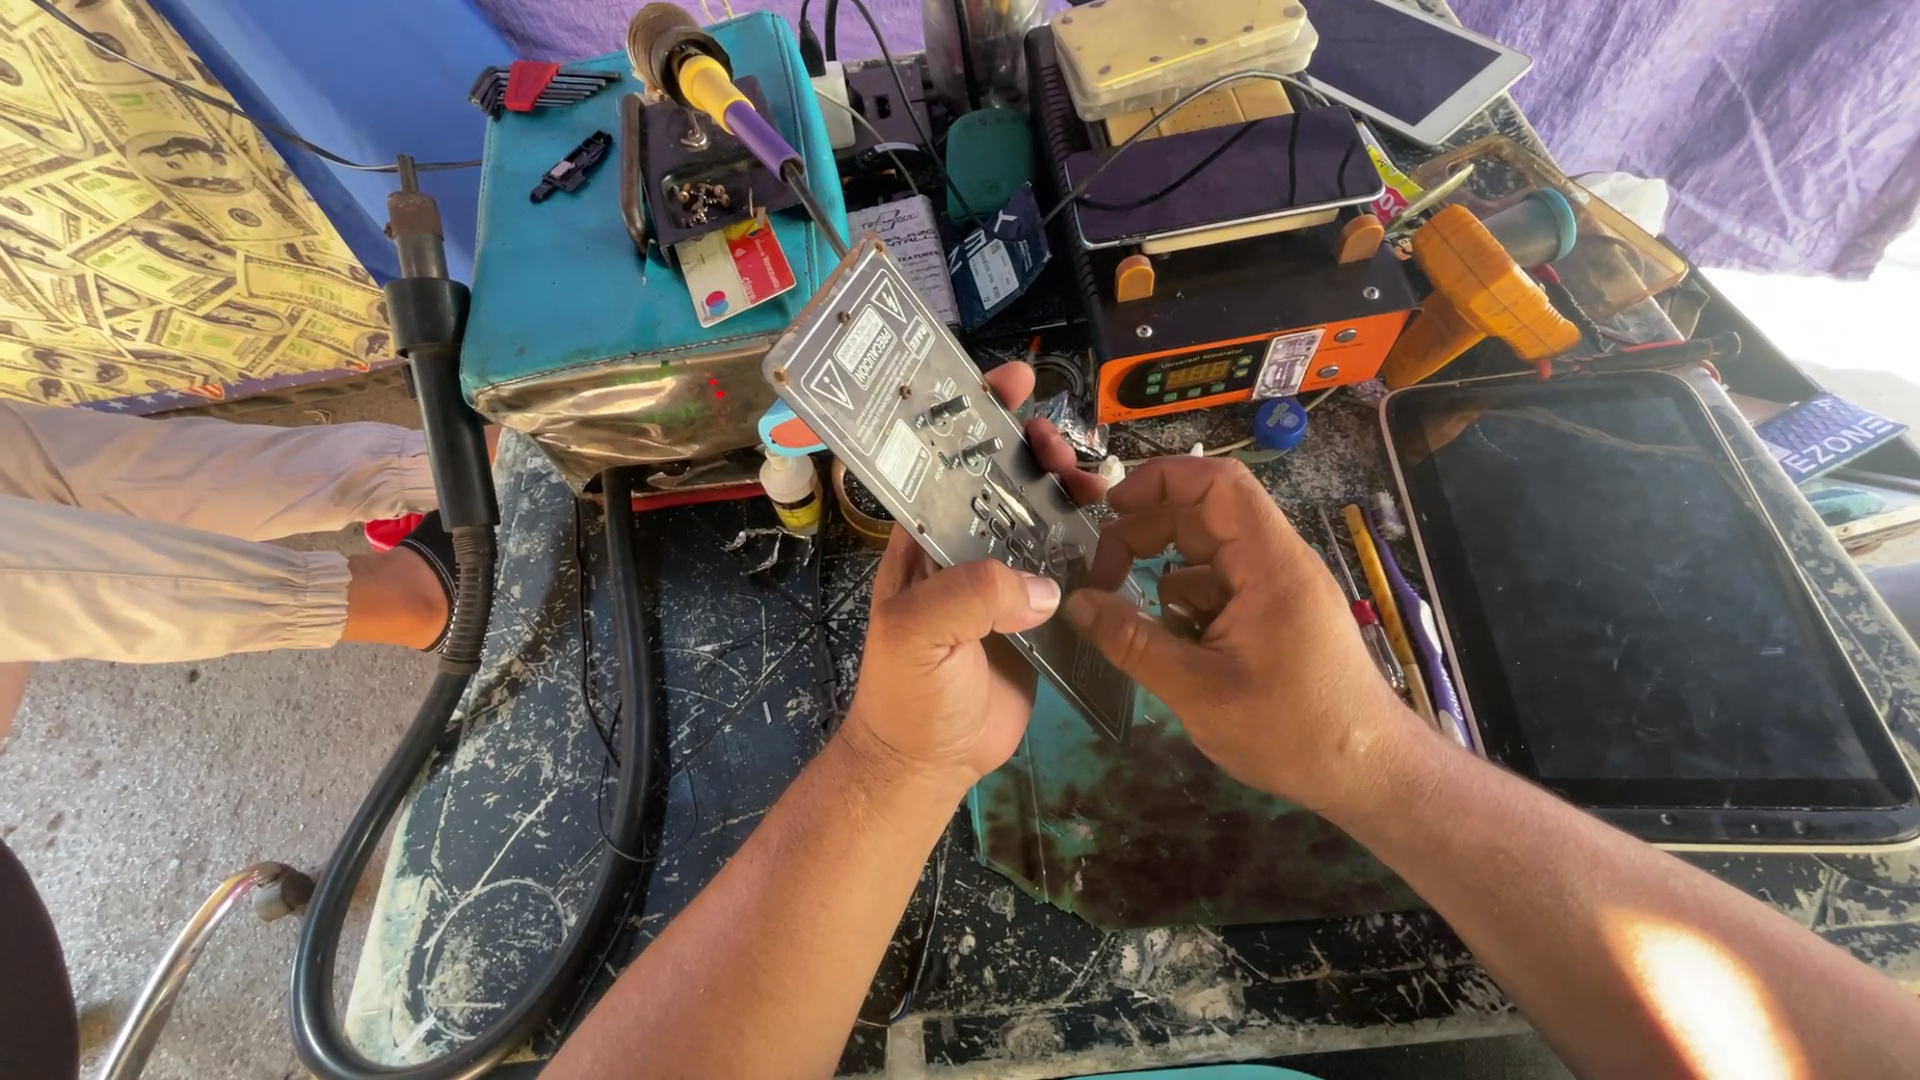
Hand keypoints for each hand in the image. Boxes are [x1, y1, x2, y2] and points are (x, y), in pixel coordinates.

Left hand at [840, 361, 1103, 789]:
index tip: (1011, 381)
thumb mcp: (916, 635)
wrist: (930, 760)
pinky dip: (1093, 550)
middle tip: (1065, 451)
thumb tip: (1043, 586)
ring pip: (1043, 520)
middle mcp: (966, 549)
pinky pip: (1069, 570)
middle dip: (1035, 453)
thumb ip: (969, 598)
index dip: (975, 416)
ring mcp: (1004, 581)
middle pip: (1006, 481)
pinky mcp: (1037, 614)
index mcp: (926, 540)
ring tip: (1096, 490)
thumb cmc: (906, 693)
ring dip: (1069, 496)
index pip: (947, 461)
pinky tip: (1115, 540)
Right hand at [1060, 456, 1426, 811]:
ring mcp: (1275, 589)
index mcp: (1270, 563)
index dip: (1161, 479)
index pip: (1218, 483)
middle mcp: (1275, 563)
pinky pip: (1216, 589)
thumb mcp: (1198, 690)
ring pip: (1205, 555)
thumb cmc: (1293, 731)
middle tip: (1101, 574)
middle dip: (1145, 532)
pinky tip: (1165, 641)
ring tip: (1122, 611)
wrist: (1369, 775)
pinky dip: (1181, 604)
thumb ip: (1132, 643)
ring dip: (1159, 571)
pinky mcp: (1271, 616)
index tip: (1111, 508)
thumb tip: (1075, 604)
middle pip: (1202, 515)